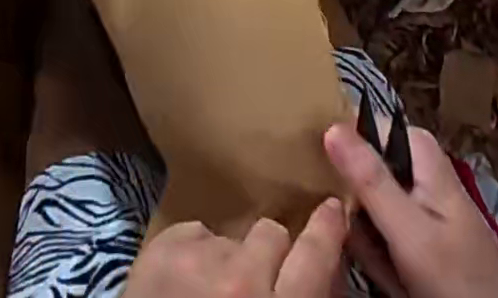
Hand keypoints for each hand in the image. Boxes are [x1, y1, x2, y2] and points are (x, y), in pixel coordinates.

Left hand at [125, 197, 347, 297]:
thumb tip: (320, 277)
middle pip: (272, 234)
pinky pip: (194, 232)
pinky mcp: (164, 248)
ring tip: (207, 291)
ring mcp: (202, 260)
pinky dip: (192, 255)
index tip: (333, 207)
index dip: (327, 229)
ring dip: (226, 259)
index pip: (315, 257)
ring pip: (230, 236)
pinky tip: (179, 287)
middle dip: (267, 253)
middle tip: (254, 277)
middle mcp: (245, 280)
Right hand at [323, 122, 497, 297]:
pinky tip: (395, 278)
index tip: (329, 180)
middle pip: (360, 169)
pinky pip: (377, 233)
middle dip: (357, 207)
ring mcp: (415, 201)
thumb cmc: (459, 278)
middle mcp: (416, 166)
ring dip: (367, 238)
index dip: (342, 150)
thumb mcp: (409, 230)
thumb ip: (369, 178)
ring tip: (390, 269)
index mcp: (418, 149)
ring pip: (364, 204)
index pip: (362, 126)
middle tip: (371, 242)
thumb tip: (329, 125)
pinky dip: (380, 255)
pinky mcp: (415, 233)